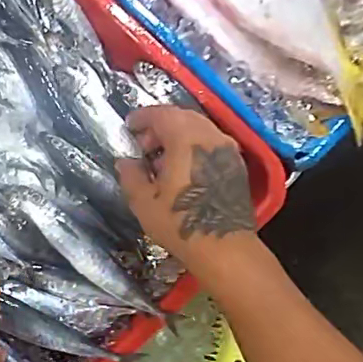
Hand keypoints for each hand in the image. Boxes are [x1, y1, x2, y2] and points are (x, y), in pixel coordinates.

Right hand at [117, 107, 271, 290]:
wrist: (223, 247)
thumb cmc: (180, 223)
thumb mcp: (144, 202)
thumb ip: (131, 176)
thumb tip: (126, 162)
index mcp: (186, 138)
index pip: (162, 114)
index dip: (142, 117)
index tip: (130, 126)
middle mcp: (211, 136)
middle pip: (183, 118)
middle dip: (160, 126)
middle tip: (143, 145)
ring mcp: (228, 150)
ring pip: (199, 130)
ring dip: (178, 137)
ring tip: (161, 162)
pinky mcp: (237, 166)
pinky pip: (211, 144)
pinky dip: (194, 148)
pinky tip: (183, 171)